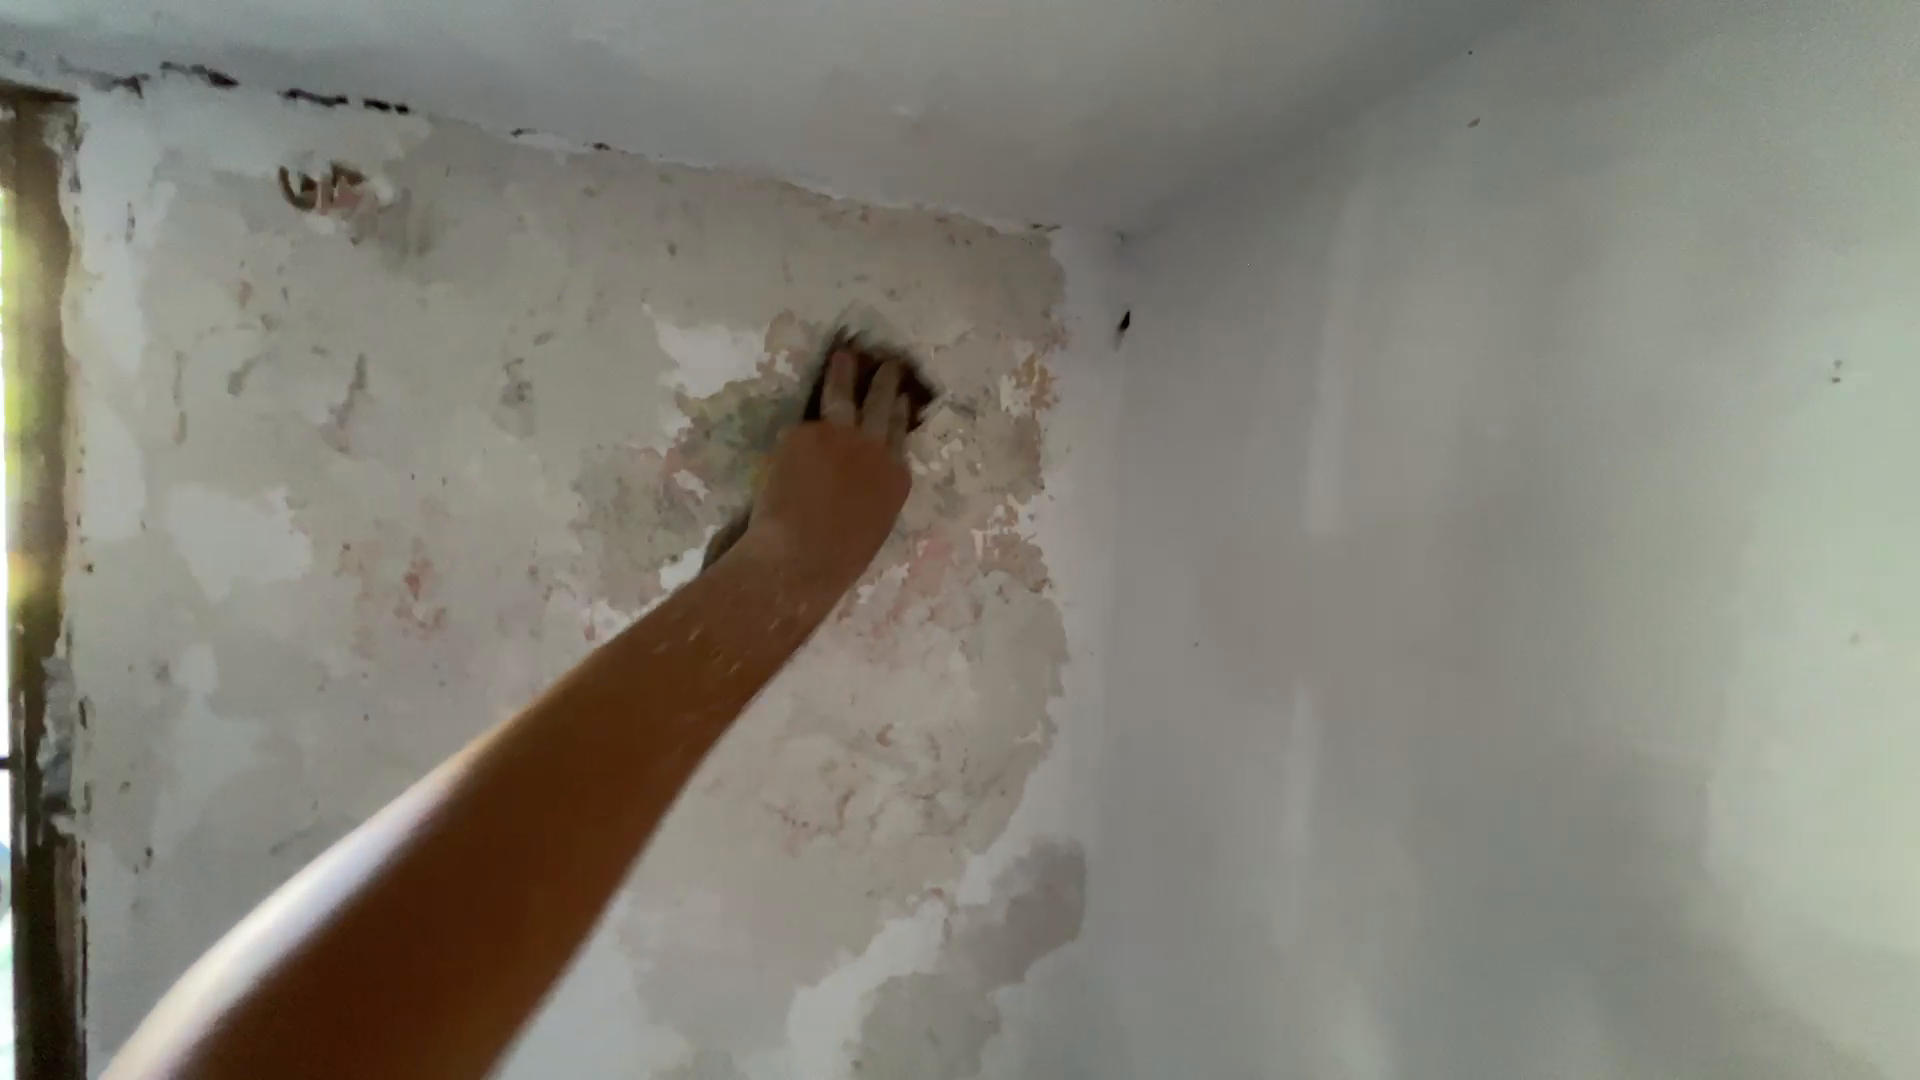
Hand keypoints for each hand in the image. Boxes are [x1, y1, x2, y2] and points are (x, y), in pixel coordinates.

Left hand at [739, 350, 912, 589]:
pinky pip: (803, 427)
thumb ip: (876, 487)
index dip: (900, 411)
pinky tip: (795, 435)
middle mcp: (874, 448)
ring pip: (843, 395)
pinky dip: (802, 431)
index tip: (901, 398)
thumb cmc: (840, 557)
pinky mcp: (802, 433)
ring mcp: (838, 436)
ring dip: (845, 371)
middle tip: (888, 362)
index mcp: (896, 476)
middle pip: (881, 404)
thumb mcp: (876, 521)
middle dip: (886, 380)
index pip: (900, 432)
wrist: (800, 557)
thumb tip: (864, 472)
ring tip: (844, 354)